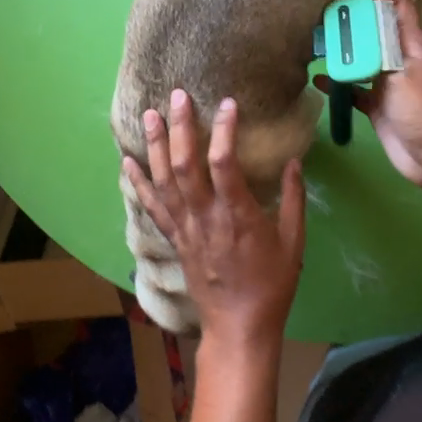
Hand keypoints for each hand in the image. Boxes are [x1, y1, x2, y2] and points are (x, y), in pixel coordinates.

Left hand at [124, 90, 304, 350]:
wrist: (238, 326)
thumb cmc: (271, 284)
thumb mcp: (294, 241)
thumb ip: (293, 199)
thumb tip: (294, 161)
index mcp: (237, 215)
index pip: (224, 163)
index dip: (224, 130)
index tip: (229, 104)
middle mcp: (205, 216)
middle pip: (185, 165)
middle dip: (180, 127)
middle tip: (178, 95)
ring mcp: (185, 228)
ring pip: (164, 181)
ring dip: (156, 146)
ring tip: (150, 114)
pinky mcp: (174, 239)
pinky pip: (152, 207)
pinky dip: (138, 183)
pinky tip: (127, 161)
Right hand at [314, 0, 421, 190]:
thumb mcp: (402, 75)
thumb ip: (379, 52)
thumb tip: (356, 28)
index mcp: (412, 46)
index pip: (399, 8)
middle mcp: (398, 60)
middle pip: (374, 33)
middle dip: (352, 23)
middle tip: (319, 14)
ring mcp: (386, 84)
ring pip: (361, 60)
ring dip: (342, 52)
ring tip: (314, 42)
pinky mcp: (377, 107)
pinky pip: (353, 90)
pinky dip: (337, 84)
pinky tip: (318, 79)